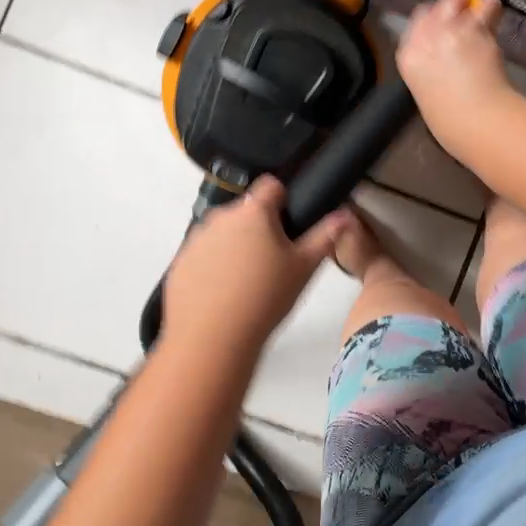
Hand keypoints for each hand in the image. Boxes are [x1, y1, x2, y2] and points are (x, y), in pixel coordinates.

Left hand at [161, 178, 352, 354]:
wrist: (211, 339)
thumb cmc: (265, 297)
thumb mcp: (304, 268)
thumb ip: (325, 237)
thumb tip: (345, 214)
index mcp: (253, 211)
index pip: (271, 186)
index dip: (284, 199)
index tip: (290, 224)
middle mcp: (221, 216)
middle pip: (246, 211)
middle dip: (259, 227)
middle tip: (273, 260)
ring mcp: (196, 239)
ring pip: (222, 233)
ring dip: (234, 246)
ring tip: (246, 282)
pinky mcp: (179, 263)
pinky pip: (202, 256)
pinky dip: (212, 267)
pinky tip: (222, 295)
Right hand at [397, 0, 516, 150]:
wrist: (475, 119)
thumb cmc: (449, 121)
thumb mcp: (427, 93)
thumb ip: (432, 70)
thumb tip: (445, 63)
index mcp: (408, 57)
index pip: (414, 26)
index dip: (429, 18)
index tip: (439, 19)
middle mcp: (426, 37)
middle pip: (432, 8)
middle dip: (445, 3)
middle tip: (458, 1)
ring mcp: (452, 30)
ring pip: (456, 1)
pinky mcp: (477, 30)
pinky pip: (485, 8)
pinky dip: (490, 4)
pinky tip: (492, 2)